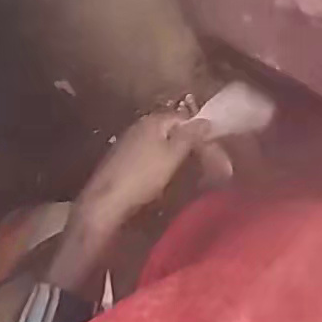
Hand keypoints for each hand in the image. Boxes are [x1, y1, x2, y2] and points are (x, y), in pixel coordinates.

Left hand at [50, 111, 209, 292]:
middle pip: (175, 133)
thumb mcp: (172, 155)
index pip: (186, 119)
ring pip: (164, 146)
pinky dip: (165, 166)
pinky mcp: (124, 161)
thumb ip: (190, 136)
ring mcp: (130, 143)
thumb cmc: (142, 176)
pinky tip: (169, 181)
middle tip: (212, 170)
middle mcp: (141, 126)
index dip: (203, 135)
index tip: (217, 155)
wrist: (104, 202)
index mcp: (154, 121)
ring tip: (196, 177)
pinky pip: (152, 158)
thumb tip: (207, 121)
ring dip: (182, 159)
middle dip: (195, 149)